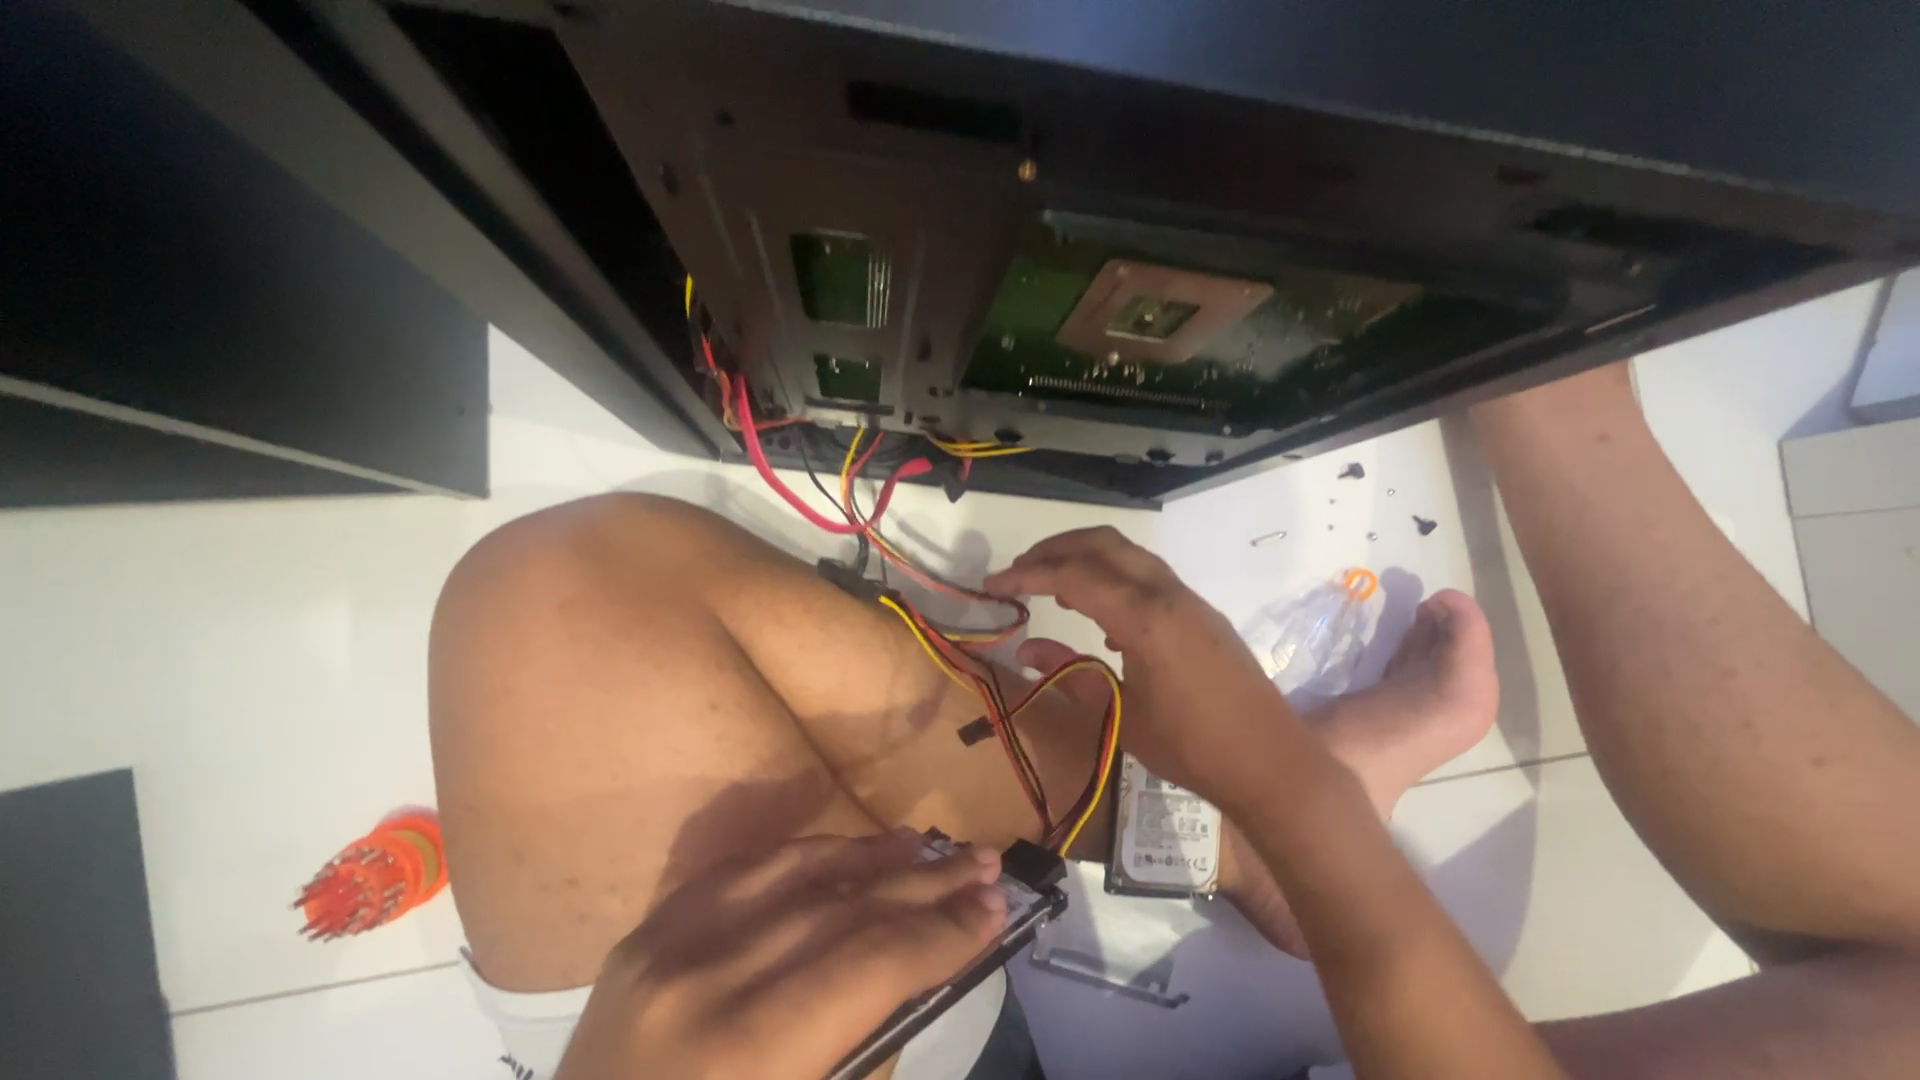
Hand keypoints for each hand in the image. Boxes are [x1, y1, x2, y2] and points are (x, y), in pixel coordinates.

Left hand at [554, 831, 1005, 1079]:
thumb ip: (863, 1043)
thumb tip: (921, 968)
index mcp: (746, 1053)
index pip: (870, 962)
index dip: (943, 933)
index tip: (996, 911)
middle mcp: (705, 980)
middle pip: (842, 908)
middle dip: (926, 887)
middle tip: (987, 867)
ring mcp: (665, 946)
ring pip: (793, 872)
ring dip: (873, 855)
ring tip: (930, 846)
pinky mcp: (644, 933)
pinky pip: (741, 874)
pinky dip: (805, 857)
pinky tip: (848, 851)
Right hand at [986, 526, 1305, 810]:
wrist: (1270, 763)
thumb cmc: (1191, 746)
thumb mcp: (1121, 715)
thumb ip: (1071, 675)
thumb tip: (1026, 649)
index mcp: (1144, 617)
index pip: (1073, 575)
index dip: (1027, 575)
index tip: (993, 586)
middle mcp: (1168, 594)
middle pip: (1102, 544)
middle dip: (1054, 549)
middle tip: (1018, 573)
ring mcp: (1190, 600)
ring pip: (1129, 554)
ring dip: (1086, 558)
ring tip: (1050, 586)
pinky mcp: (1202, 613)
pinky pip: (1148, 576)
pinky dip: (1114, 577)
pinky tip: (1100, 617)